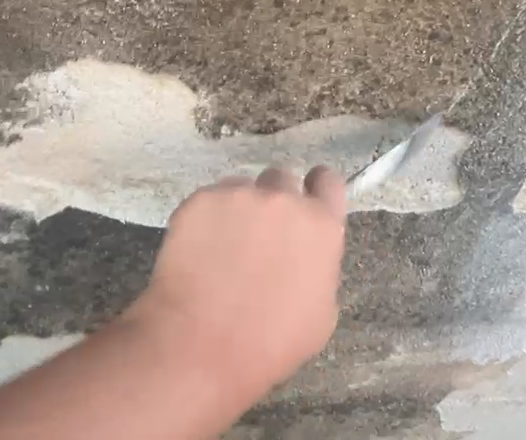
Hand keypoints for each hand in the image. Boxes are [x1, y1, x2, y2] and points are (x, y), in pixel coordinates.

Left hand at [122, 166, 346, 402]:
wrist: (203, 345)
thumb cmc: (271, 342)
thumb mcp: (321, 312)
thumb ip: (319, 264)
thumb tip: (304, 250)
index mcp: (320, 225)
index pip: (327, 180)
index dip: (315, 188)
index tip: (305, 202)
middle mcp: (282, 199)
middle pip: (281, 179)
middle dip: (273, 201)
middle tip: (259, 236)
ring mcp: (239, 194)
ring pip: (242, 188)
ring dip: (239, 209)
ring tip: (223, 248)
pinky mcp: (201, 199)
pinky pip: (210, 200)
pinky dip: (207, 218)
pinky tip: (198, 250)